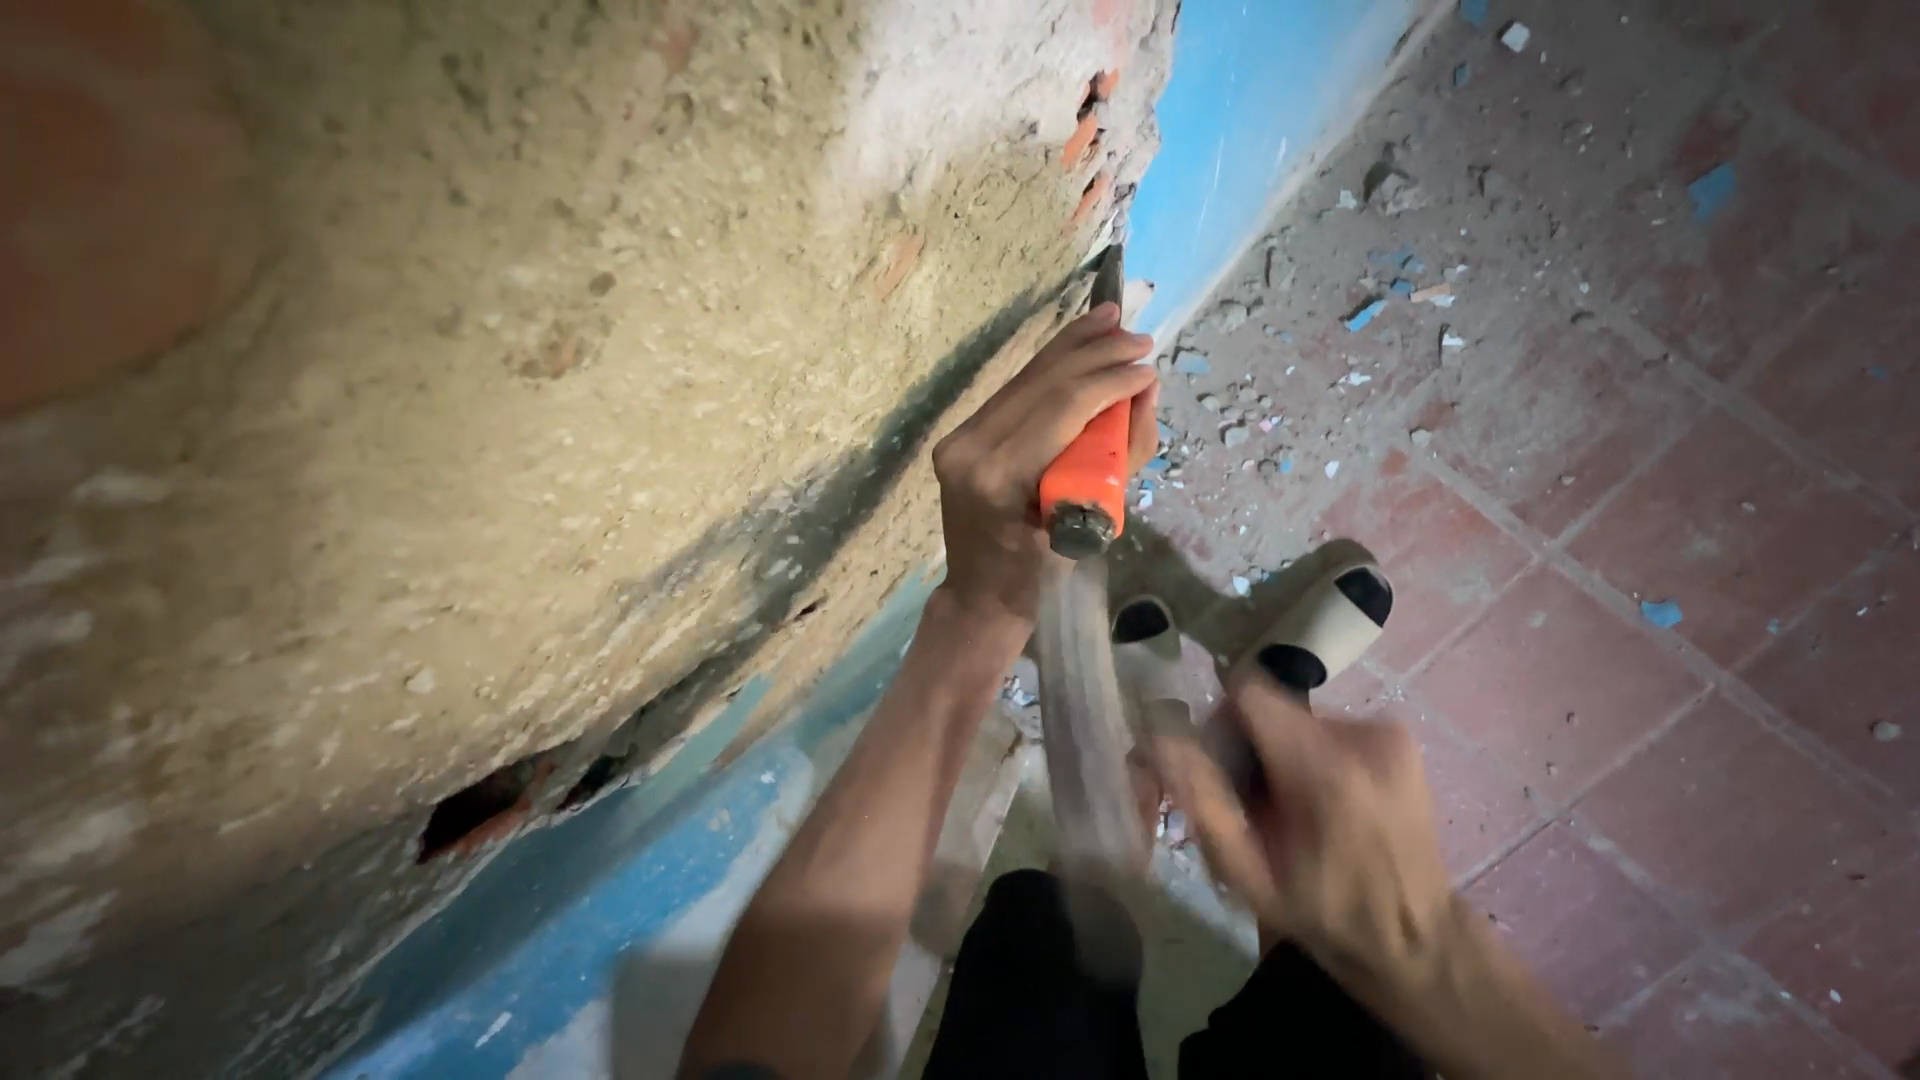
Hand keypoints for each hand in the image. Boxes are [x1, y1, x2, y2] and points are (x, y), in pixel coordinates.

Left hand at [930, 302, 1157, 625]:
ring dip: (1072, 348)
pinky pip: (1014, 394)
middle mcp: (970, 447)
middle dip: (1096, 355)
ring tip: (1113, 318)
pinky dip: (1050, 368)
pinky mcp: (961, 435)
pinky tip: (1077, 344)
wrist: (981, 593)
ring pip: (1025, 380)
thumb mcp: (1094, 521)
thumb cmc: (1041, 574)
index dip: (1109, 381)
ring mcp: (959, 439)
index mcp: (999, 476)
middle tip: (1140, 339)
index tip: (1148, 368)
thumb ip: (1123, 452)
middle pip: (1042, 383)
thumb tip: (1144, 391)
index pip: (1062, 408)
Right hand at [1150, 675, 1452, 977]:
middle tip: (1254, 801)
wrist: (1417, 940)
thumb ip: (1200, 798)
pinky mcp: (1398, 736)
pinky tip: (1322, 801)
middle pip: (1268, 704)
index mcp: (1322, 768)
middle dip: (1248, 744)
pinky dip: (1312, 753)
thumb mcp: (1246, 871)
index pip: (1245, 691)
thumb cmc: (1321, 911)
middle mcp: (1361, 734)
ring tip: (1292, 807)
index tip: (1221, 767)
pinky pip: (1327, 726)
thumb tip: (1157, 735)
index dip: (1220, 722)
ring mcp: (1386, 732)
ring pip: (1296, 715)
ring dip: (1279, 750)